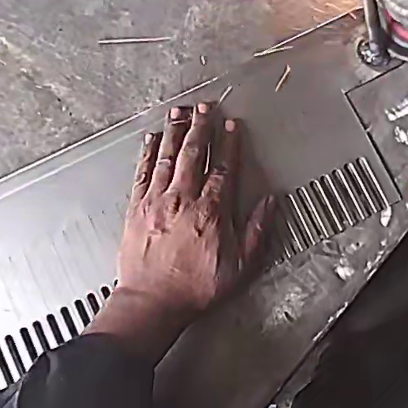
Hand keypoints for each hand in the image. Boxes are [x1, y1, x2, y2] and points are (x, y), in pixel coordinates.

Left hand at [86, 103, 274, 363]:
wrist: (152, 301)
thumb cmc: (196, 287)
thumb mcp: (239, 266)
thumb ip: (256, 232)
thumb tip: (270, 203)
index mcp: (211, 212)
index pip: (223, 169)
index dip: (229, 144)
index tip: (231, 126)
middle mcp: (183, 200)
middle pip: (194, 154)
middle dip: (201, 127)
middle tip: (205, 106)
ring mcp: (157, 201)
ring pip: (168, 157)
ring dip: (176, 132)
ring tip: (180, 111)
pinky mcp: (137, 208)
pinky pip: (144, 172)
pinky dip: (149, 153)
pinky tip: (153, 138)